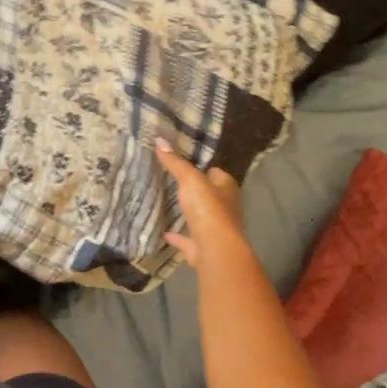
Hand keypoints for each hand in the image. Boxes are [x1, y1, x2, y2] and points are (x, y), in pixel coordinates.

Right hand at [155, 144, 246, 270]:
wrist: (214, 248)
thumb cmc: (207, 208)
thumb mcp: (189, 179)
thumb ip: (175, 162)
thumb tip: (159, 139)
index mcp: (226, 189)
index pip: (217, 174)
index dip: (203, 169)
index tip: (183, 165)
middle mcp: (226, 208)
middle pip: (210, 195)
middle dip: (196, 191)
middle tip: (172, 182)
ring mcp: (215, 229)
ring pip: (201, 217)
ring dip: (189, 213)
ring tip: (169, 204)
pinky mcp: (203, 245)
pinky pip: (189, 238)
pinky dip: (178, 236)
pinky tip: (165, 233)